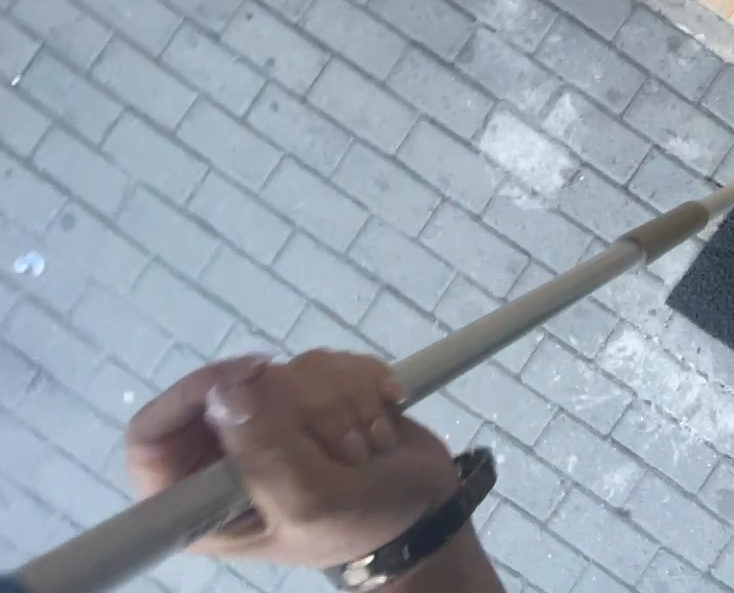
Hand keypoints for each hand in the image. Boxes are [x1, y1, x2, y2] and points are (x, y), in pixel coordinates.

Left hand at [126, 351, 458, 569]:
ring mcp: (284, 419)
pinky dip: (372, 380)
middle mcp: (234, 450)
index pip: (155, 431)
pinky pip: (342, 361)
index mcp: (201, 493)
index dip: (196, 391)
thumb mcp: (313, 501)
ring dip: (351, 399)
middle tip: (345, 447)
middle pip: (250, 387)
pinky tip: (388, 407)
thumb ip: (267, 451)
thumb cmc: (361, 523)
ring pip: (304, 368)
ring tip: (370, 443)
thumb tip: (231, 389)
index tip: (257, 370)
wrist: (427, 508)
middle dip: (313, 406)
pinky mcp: (330, 396)